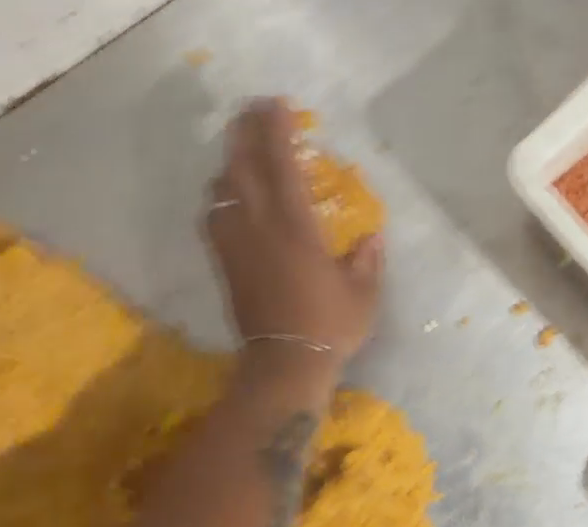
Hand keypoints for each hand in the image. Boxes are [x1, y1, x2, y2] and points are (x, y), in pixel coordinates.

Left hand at [205, 98, 383, 361]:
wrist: (285, 360)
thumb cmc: (332, 326)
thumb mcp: (364, 294)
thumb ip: (366, 260)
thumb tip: (372, 236)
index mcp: (295, 227)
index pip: (281, 164)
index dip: (278, 130)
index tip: (280, 106)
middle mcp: (257, 223)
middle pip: (240, 161)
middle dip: (245, 130)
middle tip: (255, 112)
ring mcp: (234, 239)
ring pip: (222, 183)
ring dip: (232, 160)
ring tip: (246, 153)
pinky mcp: (223, 256)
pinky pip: (215, 209)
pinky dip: (223, 191)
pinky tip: (233, 194)